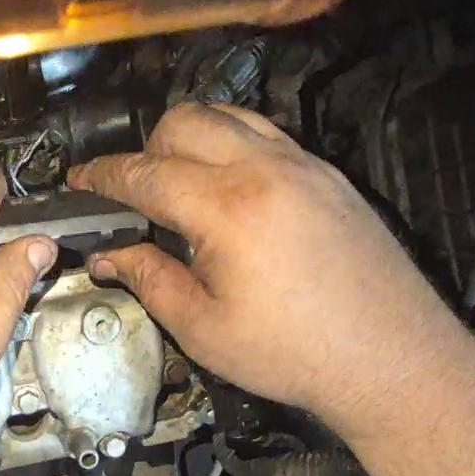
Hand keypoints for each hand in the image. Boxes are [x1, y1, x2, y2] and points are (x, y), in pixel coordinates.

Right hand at [69, 104, 474, 447]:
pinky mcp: (328, 174)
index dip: (104, 175)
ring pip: (227, 115)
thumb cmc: (295, 354)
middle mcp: (265, 169)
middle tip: (136, 193)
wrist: (393, 360)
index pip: (146, 173)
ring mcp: (303, 165)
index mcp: (227, 209)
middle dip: (146, 149)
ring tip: (181, 182)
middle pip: (183, 122)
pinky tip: (230, 188)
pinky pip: (266, 133)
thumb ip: (149, 279)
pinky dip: (233, 144)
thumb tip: (109, 255)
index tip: (81, 181)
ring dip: (191, 138)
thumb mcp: (203, 329)